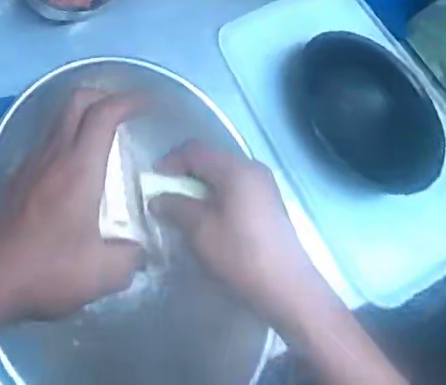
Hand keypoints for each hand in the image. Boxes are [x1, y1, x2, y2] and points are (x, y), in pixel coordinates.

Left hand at [0, 88, 145, 320]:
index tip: (149, 101)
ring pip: (59, 117)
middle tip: (126, 110)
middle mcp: (55, 152)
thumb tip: (140, 250)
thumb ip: (128, 258)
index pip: (103, 114)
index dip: (128, 100)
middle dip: (104, 94)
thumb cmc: (46, 267)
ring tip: (104, 133)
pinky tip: (76, 165)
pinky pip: (48, 139)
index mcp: (79, 166)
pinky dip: (67, 135)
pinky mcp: (18, 173)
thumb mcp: (101, 274)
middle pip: (77, 100)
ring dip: (83, 113)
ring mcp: (32, 159)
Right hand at [147, 139, 317, 320]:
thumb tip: (156, 199)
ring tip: (184, 203)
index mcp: (235, 168)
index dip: (170, 161)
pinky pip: (235, 186)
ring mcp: (264, 185)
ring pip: (223, 173)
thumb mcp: (200, 231)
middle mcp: (252, 168)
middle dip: (184, 171)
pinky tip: (209, 214)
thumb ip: (175, 207)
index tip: (153, 178)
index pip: (194, 150)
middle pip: (210, 158)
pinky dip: (217, 193)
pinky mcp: (270, 204)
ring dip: (200, 183)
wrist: (293, 294)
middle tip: (166, 189)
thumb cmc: (242, 255)